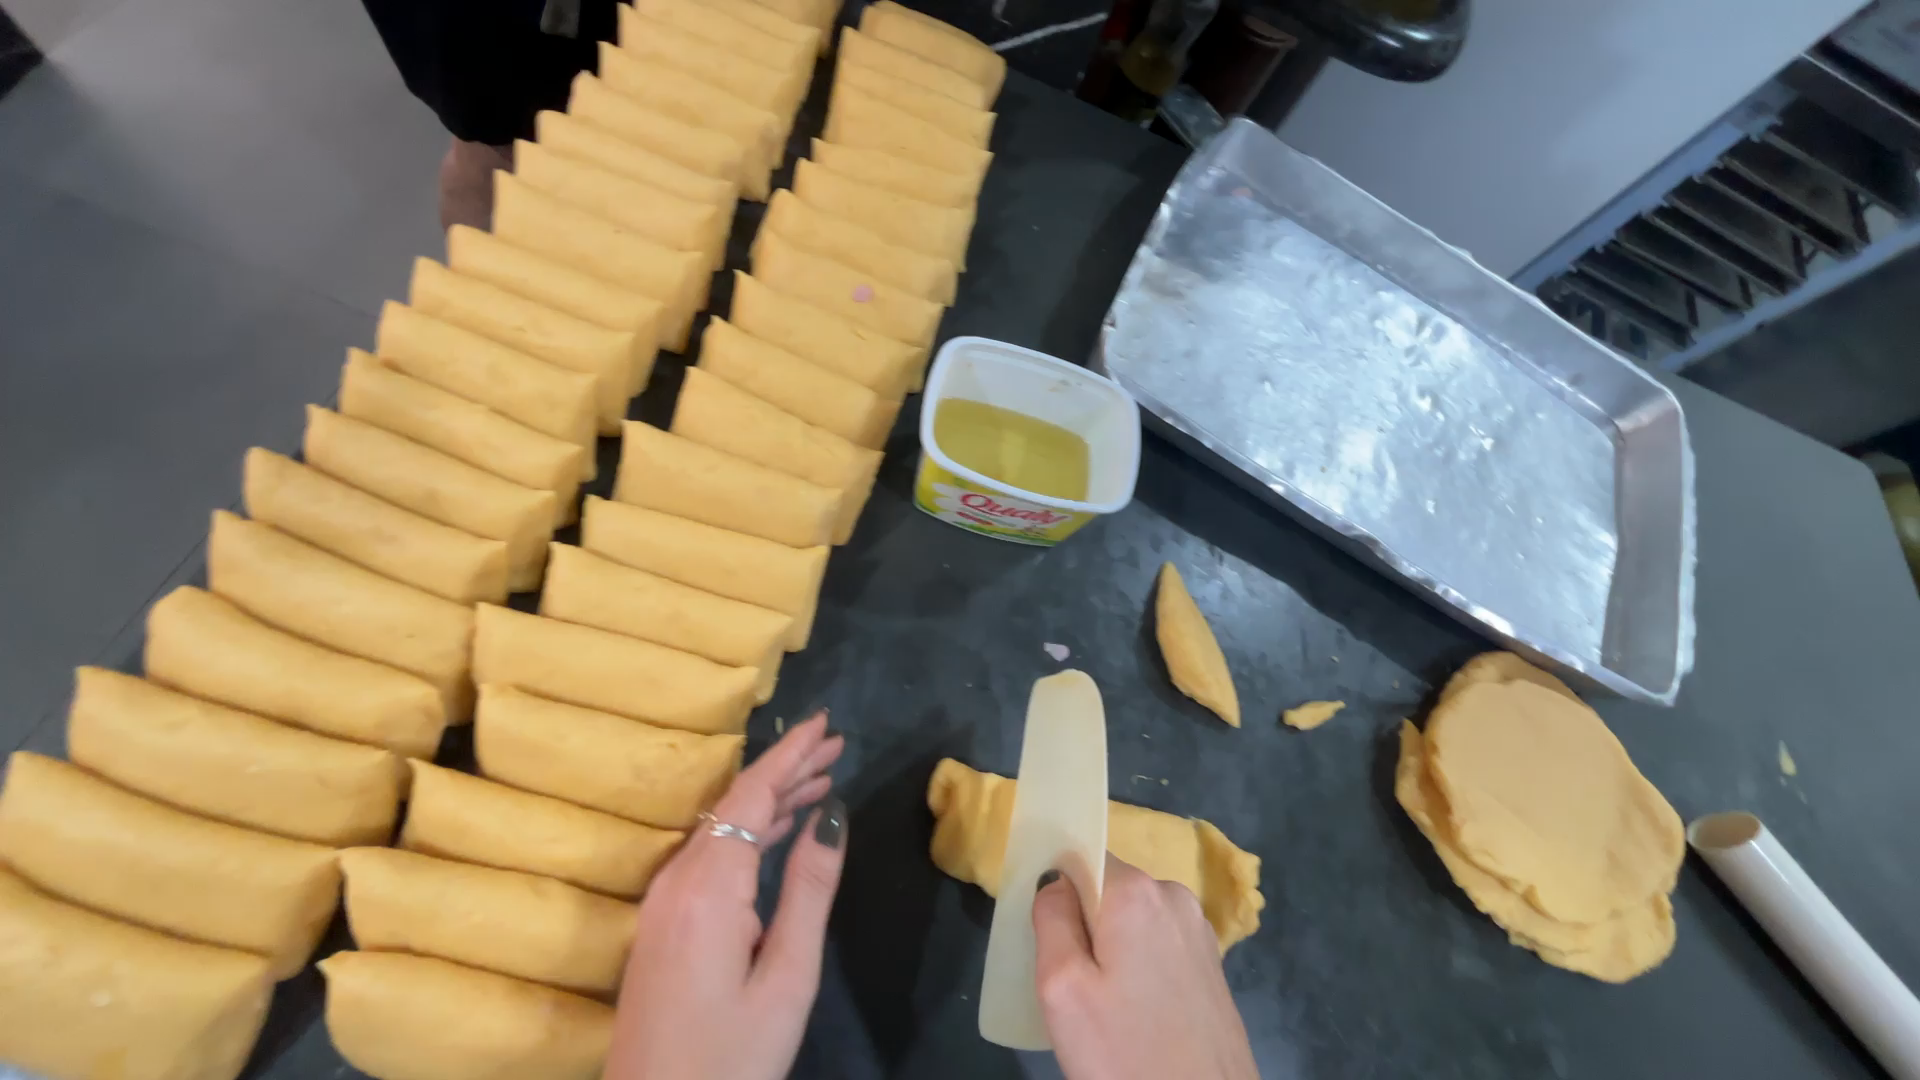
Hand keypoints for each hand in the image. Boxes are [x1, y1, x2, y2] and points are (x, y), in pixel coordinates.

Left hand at [605, 711, 847, 1079]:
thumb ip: (809, 887)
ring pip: (722, 826)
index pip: (753, 794)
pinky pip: (711, 853)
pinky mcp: (663, 921)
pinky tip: (781, 828)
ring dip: (771, 799)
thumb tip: (831, 814)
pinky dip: (749, 831)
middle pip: (736, 802)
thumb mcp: (787, 974)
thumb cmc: (732, 1057)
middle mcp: (678, 879)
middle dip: (788, 769)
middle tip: (836, 745)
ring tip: (822, 779)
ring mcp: (664, 900)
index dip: (791, 754)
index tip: (826, 723)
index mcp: (709, 886)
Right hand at [1032, 855, 1256, 1079]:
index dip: (1061, 896)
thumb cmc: (1125, 1056)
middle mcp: (1174, 895)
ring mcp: (1200, 931)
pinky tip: (1138, 1017)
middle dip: (1087, 927)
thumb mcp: (1062, 988)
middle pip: (1109, 890)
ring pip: (1134, 920)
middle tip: (1078, 987)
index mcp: (1137, 891)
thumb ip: (1051, 918)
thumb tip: (1056, 880)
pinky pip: (1159, 945)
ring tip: (1109, 1009)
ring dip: (1114, 950)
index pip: (1083, 859)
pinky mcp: (1213, 966)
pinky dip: (1141, 968)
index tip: (1054, 943)